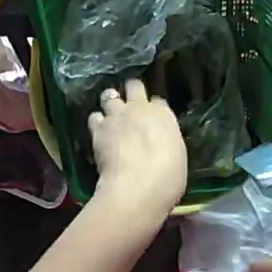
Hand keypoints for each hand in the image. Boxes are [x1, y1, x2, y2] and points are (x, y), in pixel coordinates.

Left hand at [88, 79, 186, 215]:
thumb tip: (160, 140)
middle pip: (134, 86)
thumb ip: (166, 140)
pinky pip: (94, 116)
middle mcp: (139, 108)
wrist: (137, 186)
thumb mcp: (177, 155)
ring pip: (109, 95)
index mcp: (164, 115)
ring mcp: (117, 116)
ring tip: (110, 114)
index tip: (152, 118)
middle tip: (129, 105)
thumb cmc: (167, 177)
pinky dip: (96, 121)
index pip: (158, 101)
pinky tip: (98, 131)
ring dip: (110, 102)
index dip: (154, 108)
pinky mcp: (98, 129)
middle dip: (131, 91)